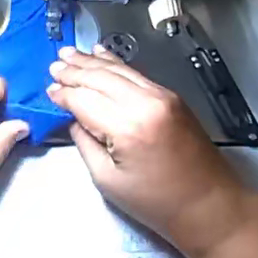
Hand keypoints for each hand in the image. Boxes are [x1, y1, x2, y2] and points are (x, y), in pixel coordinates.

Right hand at [46, 46, 257, 257]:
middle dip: (75, 71)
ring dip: (93, 61)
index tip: (48, 90)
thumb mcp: (109, 181)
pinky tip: (102, 55)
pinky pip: (137, 74)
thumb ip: (86, 143)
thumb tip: (74, 117)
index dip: (65, 94)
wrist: (209, 203)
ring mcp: (162, 95)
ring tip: (69, 54)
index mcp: (128, 127)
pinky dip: (116, 64)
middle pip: (102, 78)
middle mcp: (146, 102)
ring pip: (120, 70)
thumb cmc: (156, 203)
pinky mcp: (171, 96)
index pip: (86, 100)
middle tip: (53, 64)